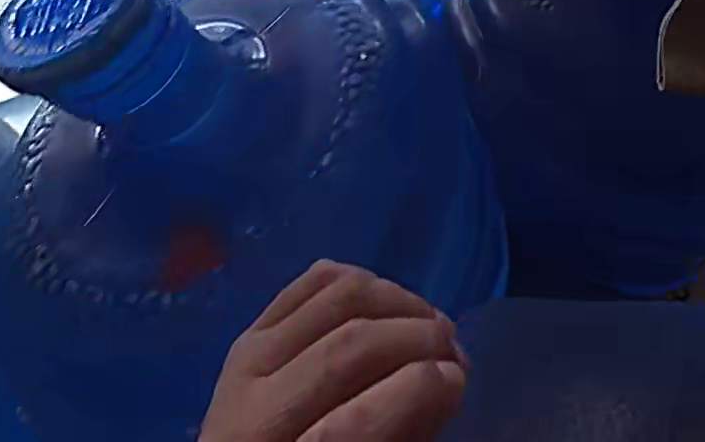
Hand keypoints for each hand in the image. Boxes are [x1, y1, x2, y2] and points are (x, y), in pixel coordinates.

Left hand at [200, 260, 466, 441]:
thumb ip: (403, 433)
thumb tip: (449, 381)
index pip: (355, 421)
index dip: (415, 392)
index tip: (457, 378)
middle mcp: (251, 411)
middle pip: (348, 347)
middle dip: (415, 339)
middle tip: (454, 349)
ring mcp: (247, 361)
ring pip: (338, 297)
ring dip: (398, 301)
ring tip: (429, 322)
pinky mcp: (250, 330)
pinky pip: (314, 279)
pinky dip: (361, 278)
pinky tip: (388, 300)